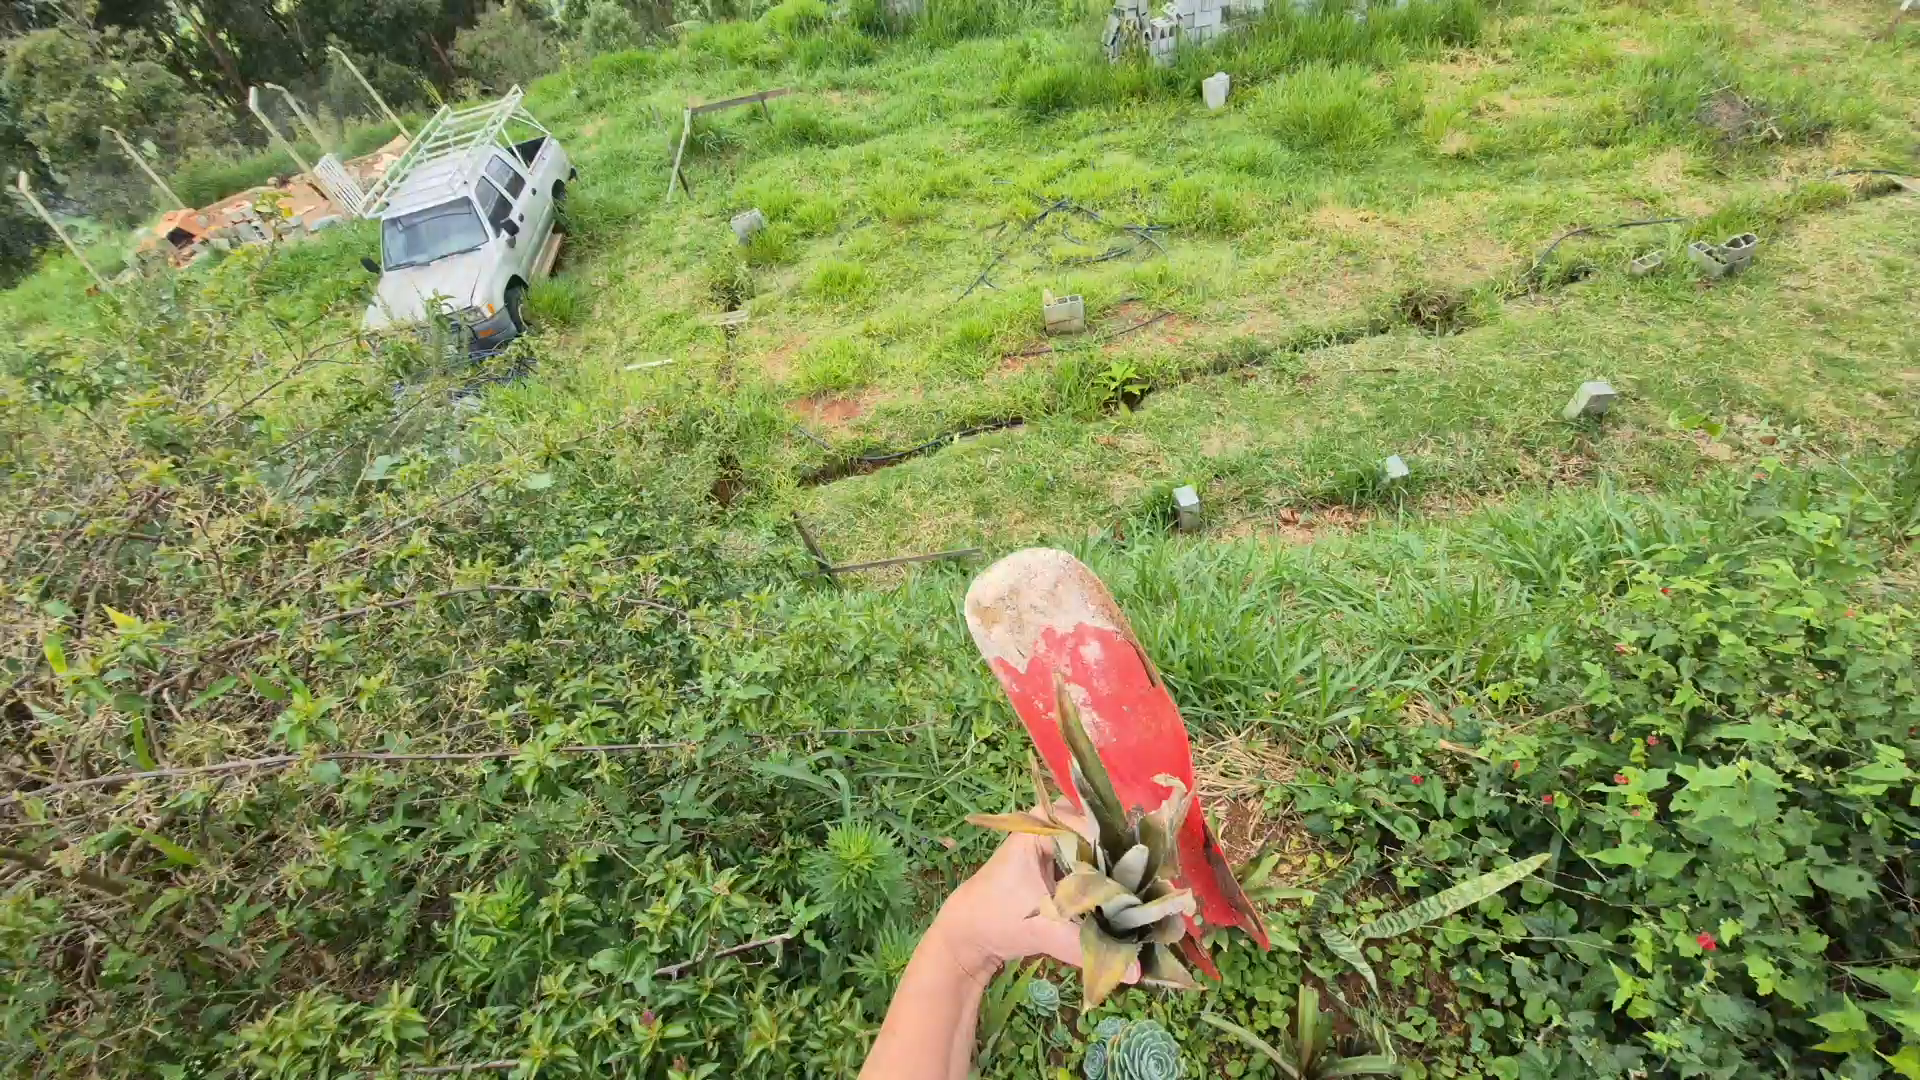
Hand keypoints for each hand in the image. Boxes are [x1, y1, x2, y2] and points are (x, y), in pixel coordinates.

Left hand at [925, 809, 1142, 985]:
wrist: (966, 933)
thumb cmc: (996, 918)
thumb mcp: (1042, 929)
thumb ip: (1085, 947)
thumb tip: (1137, 971)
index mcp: (1039, 828)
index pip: (1089, 829)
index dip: (1116, 853)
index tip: (1140, 880)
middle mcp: (1048, 828)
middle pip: (1096, 836)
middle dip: (1121, 861)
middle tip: (1147, 887)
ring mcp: (1052, 845)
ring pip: (1094, 850)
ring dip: (1114, 871)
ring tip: (1142, 895)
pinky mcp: (1055, 865)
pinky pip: (1087, 865)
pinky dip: (1103, 880)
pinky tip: (1124, 901)